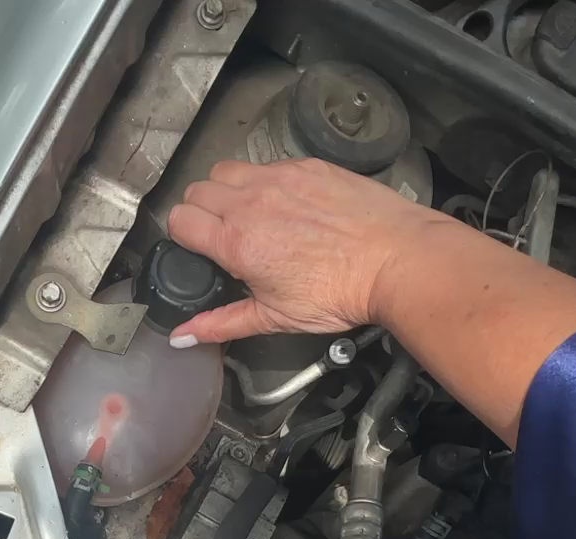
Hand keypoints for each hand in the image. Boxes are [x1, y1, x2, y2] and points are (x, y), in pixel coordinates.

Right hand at [167, 157, 575, 444]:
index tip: (195, 250)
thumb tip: (181, 337)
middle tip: (219, 236)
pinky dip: (263, 180)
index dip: (181, 236)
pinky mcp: (308, 165)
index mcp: (236, 242)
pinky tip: (284, 204)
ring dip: (226, 189)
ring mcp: (280, 177)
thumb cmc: (337, 294)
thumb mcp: (273, 318)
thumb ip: (221, 323)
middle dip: (199, 211)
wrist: (396, 260)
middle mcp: (251, 201)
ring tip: (248, 215)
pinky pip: (266, 163)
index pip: (179, 220)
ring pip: (227, 169)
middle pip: (197, 190)